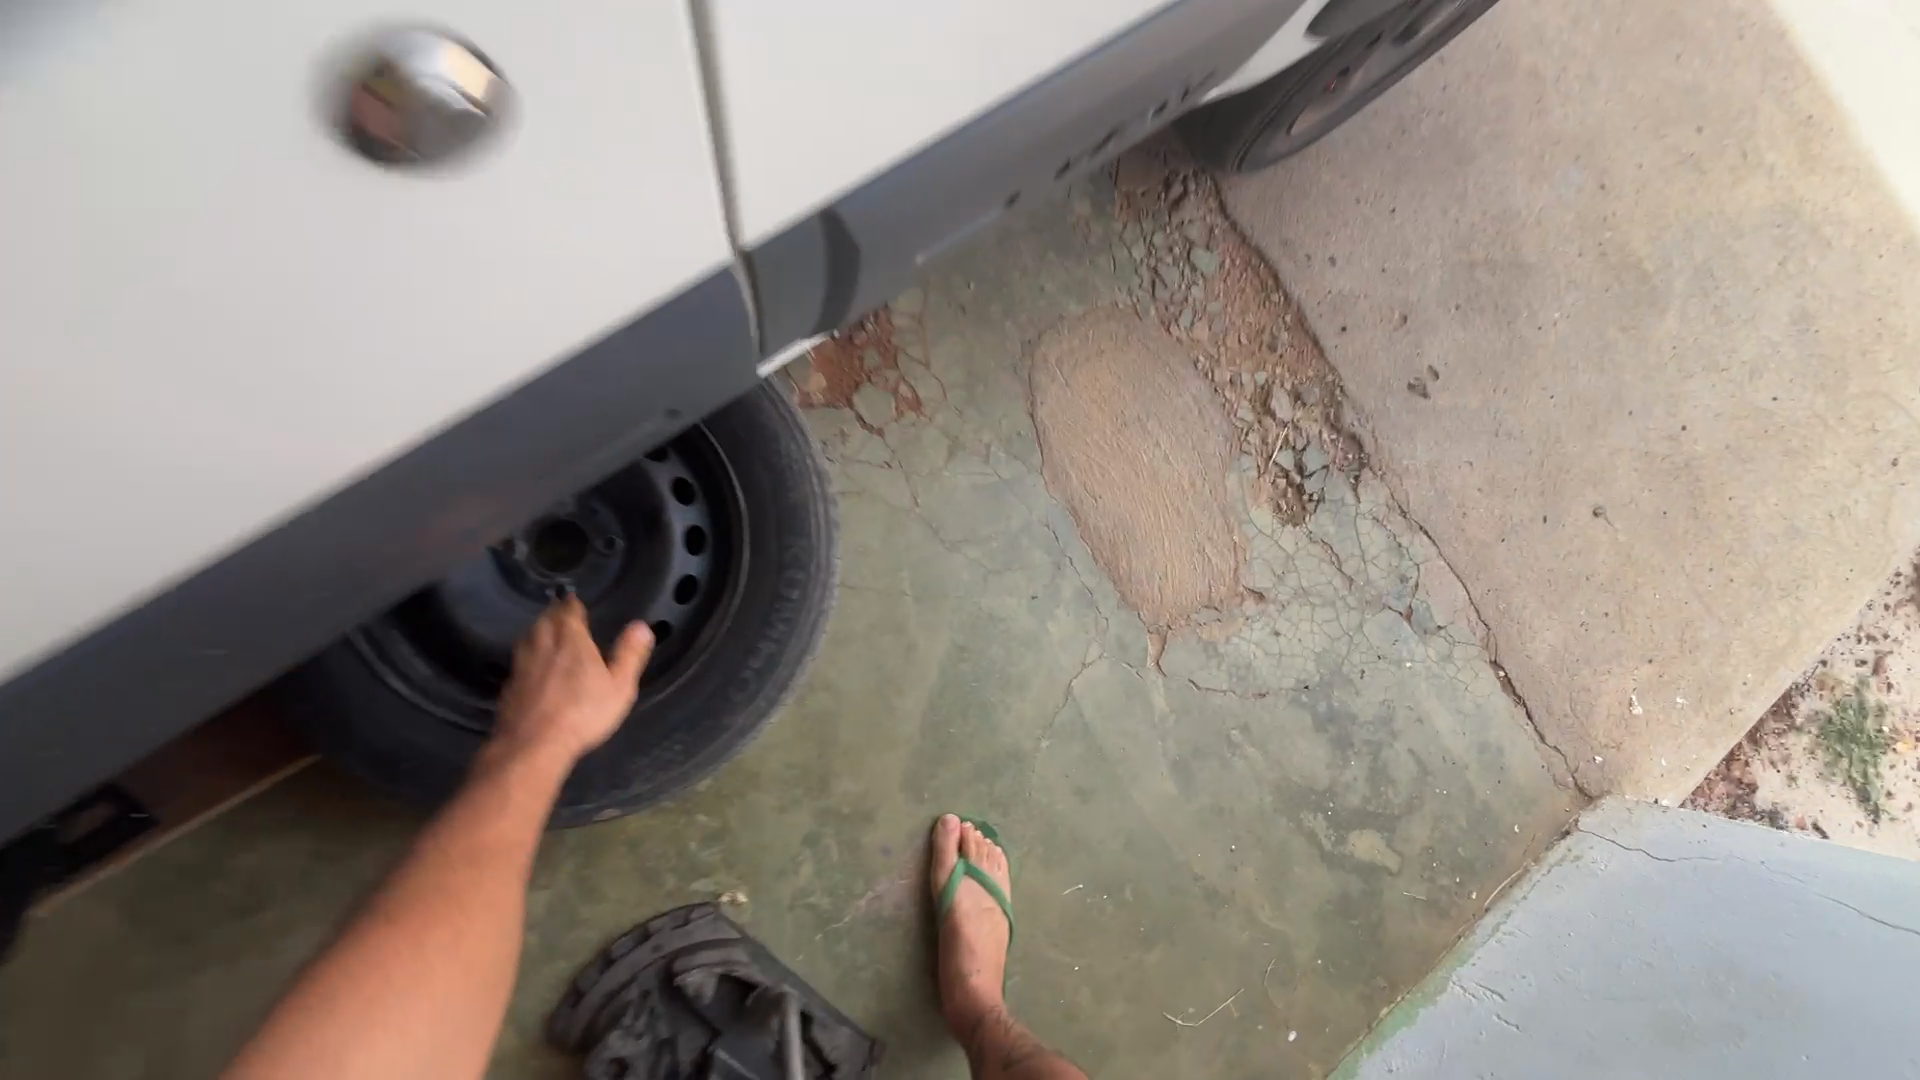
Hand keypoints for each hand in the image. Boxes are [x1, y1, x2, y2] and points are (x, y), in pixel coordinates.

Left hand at [491, 595, 652, 765]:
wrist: (532, 745)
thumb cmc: (583, 713)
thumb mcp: (619, 686)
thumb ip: (629, 654)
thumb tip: (641, 626)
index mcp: (571, 643)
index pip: (569, 614)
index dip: (571, 605)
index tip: (573, 599)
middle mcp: (543, 648)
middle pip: (545, 622)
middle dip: (552, 613)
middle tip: (558, 610)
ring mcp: (522, 667)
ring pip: (527, 639)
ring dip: (536, 629)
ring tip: (542, 629)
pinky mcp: (509, 687)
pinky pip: (518, 661)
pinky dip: (526, 654)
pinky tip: (529, 663)